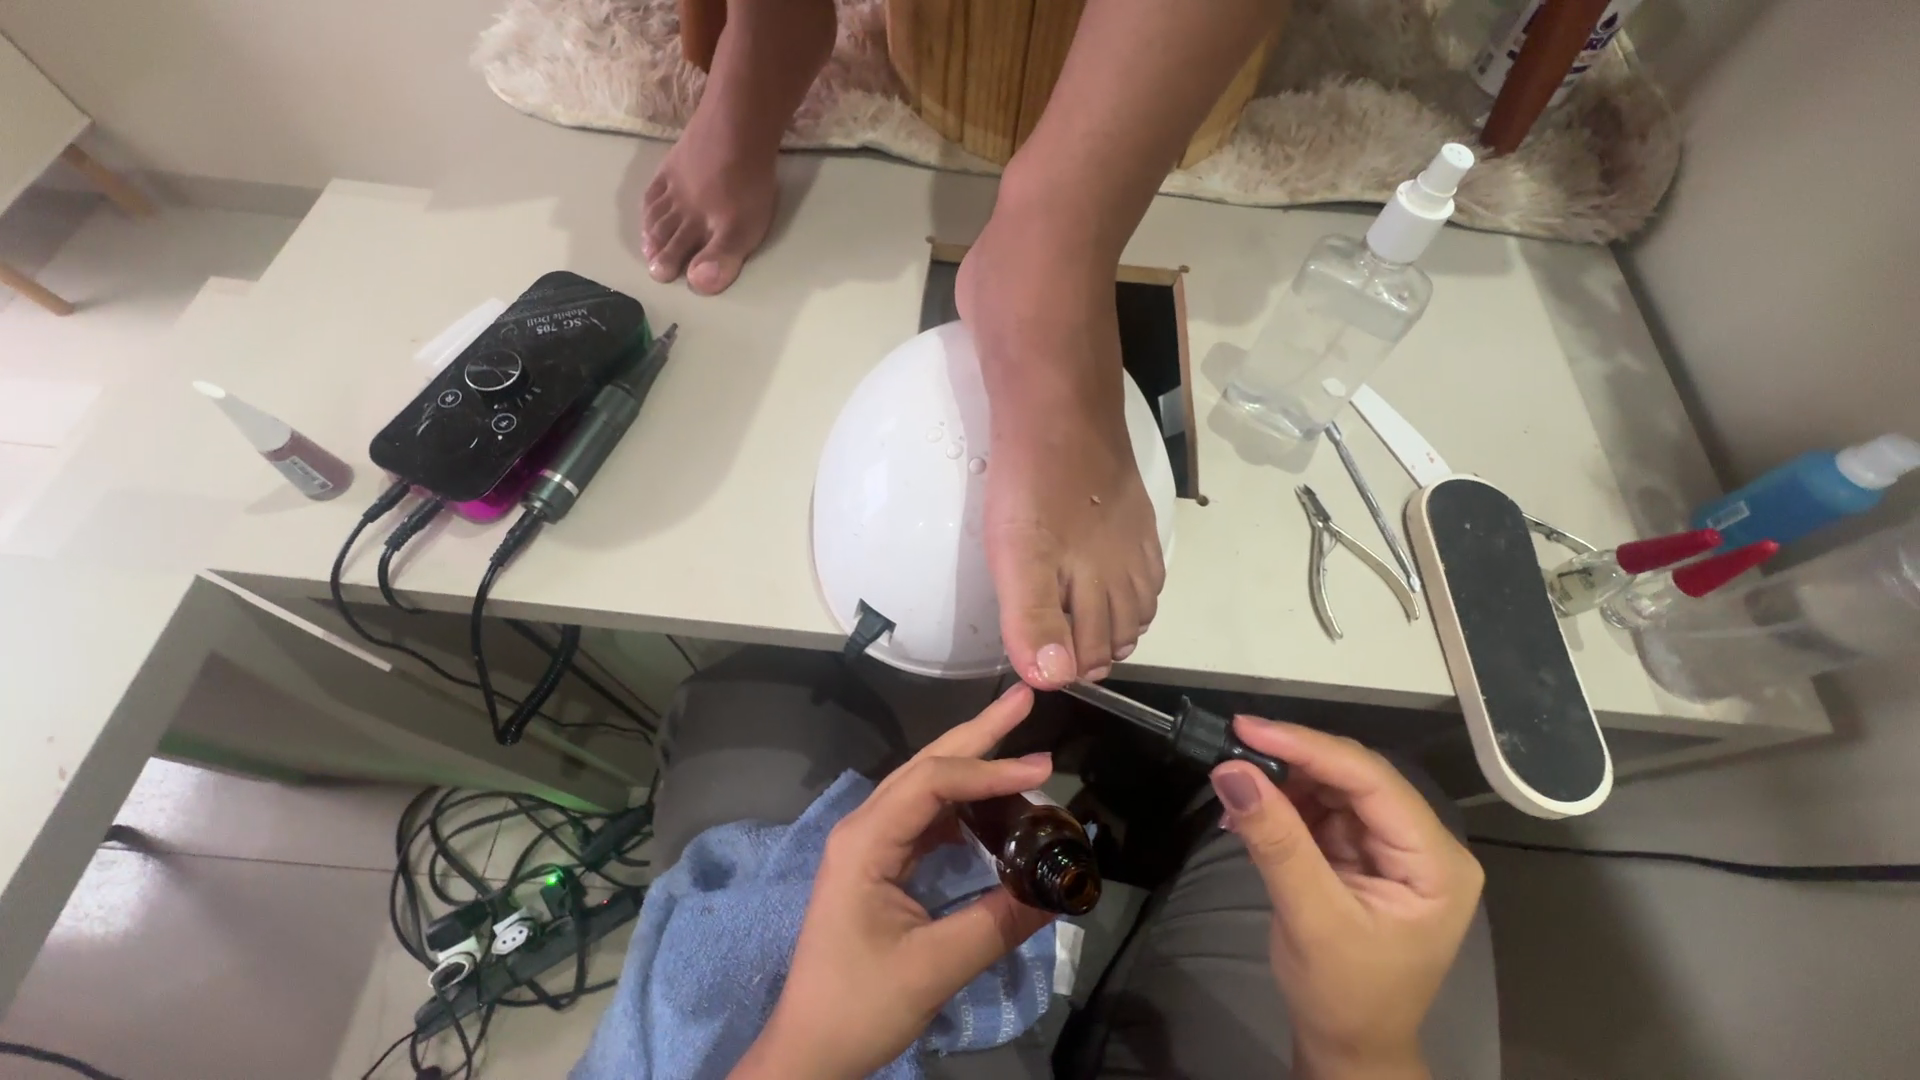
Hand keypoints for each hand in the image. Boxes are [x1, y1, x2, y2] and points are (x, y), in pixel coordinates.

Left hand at [730, 684, 1056, 1079]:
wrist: (810, 1048)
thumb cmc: (858, 1006)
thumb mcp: (933, 968)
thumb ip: (998, 924)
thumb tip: (1060, 889)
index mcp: (866, 840)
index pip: (933, 782)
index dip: (989, 771)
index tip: (1043, 769)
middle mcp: (866, 826)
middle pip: (927, 764)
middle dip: (978, 732)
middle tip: (1025, 699)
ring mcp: (872, 842)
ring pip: (927, 784)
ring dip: (973, 763)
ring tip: (1020, 744)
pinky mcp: (882, 861)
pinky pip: (928, 816)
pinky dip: (965, 802)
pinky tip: (995, 804)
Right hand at [1210, 717, 1484, 1079]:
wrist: (1347, 1045)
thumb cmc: (1344, 994)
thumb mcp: (1310, 918)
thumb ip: (1275, 841)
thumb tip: (1230, 770)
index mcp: (1435, 861)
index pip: (1372, 781)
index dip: (1309, 747)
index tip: (1247, 728)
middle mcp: (1421, 843)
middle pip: (1354, 776)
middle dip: (1292, 760)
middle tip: (1232, 749)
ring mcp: (1389, 846)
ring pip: (1332, 786)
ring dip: (1281, 782)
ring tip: (1234, 788)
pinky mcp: (1359, 851)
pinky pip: (1318, 808)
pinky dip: (1280, 805)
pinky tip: (1247, 811)